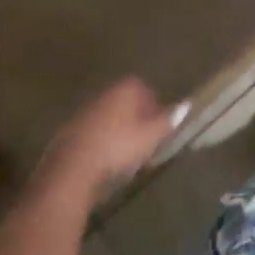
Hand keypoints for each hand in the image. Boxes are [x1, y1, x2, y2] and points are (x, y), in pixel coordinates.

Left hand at [36, 77, 186, 198]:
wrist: (73, 168)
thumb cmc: (118, 147)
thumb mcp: (150, 136)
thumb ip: (168, 120)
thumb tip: (186, 105)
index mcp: (124, 90)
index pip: (143, 86)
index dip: (152, 103)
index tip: (158, 121)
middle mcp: (103, 94)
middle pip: (123, 100)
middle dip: (134, 115)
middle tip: (144, 136)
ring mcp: (83, 112)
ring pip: (107, 116)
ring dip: (117, 129)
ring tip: (126, 151)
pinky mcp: (69, 131)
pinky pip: (92, 131)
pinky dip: (100, 140)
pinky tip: (105, 159)